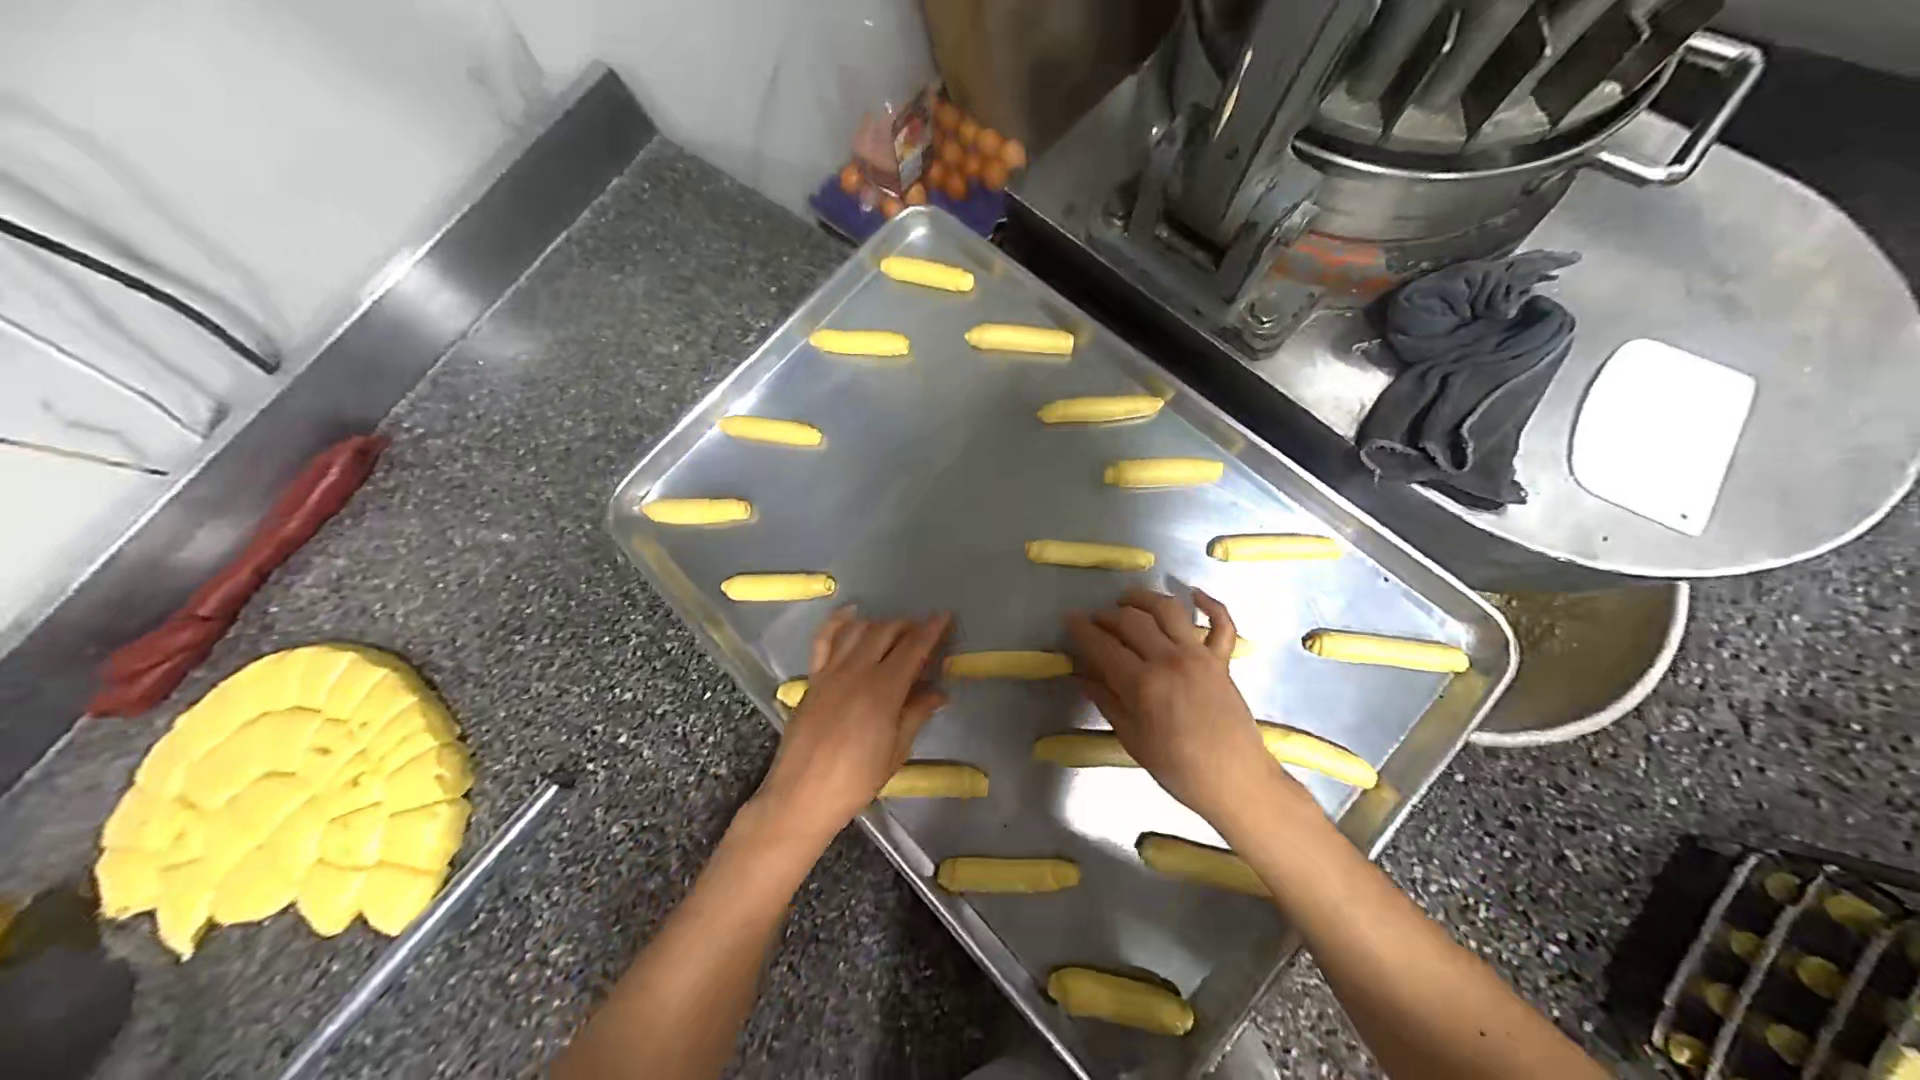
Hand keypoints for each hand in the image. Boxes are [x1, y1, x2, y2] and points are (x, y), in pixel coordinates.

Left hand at [754, 606, 951, 835]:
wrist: (803, 795)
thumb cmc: (856, 780)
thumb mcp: (896, 751)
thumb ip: (916, 714)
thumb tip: (939, 692)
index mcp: (883, 690)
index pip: (913, 648)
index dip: (932, 630)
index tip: (945, 616)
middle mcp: (857, 672)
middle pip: (887, 632)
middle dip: (909, 626)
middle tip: (925, 633)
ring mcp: (831, 672)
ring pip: (859, 630)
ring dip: (881, 623)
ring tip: (896, 631)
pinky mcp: (813, 679)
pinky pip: (824, 640)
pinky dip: (839, 622)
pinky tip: (852, 614)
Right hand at [1064, 587, 1301, 830]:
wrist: (1235, 781)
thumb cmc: (1178, 768)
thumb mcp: (1132, 738)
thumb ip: (1107, 701)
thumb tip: (1083, 677)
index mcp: (1143, 684)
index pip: (1103, 646)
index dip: (1082, 629)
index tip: (1069, 618)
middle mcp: (1170, 660)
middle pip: (1131, 621)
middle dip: (1107, 615)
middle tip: (1095, 619)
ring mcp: (1199, 656)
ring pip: (1168, 610)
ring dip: (1144, 598)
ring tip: (1127, 599)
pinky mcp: (1222, 661)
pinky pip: (1221, 624)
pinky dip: (1210, 604)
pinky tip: (1193, 593)